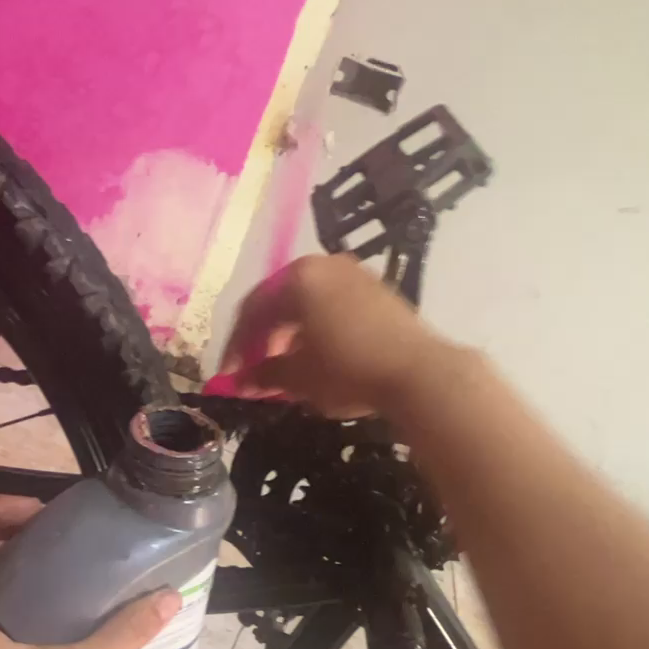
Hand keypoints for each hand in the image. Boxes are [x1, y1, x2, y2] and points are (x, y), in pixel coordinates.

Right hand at [216, 254, 440, 418]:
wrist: (418, 373)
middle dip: (263, 340)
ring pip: (307, 305)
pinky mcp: (378, 292)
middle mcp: (324, 265)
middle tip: (256, 373)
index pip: (252, 310)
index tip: (230, 377)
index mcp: (297, 278)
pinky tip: (318, 359)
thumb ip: (262, 375)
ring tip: (286, 370)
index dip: (236, 346)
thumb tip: (240, 382)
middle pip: (279, 303)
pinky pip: (332, 307)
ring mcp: (355, 275)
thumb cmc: (347, 370)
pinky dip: (316, 331)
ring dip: (289, 337)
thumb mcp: (297, 377)